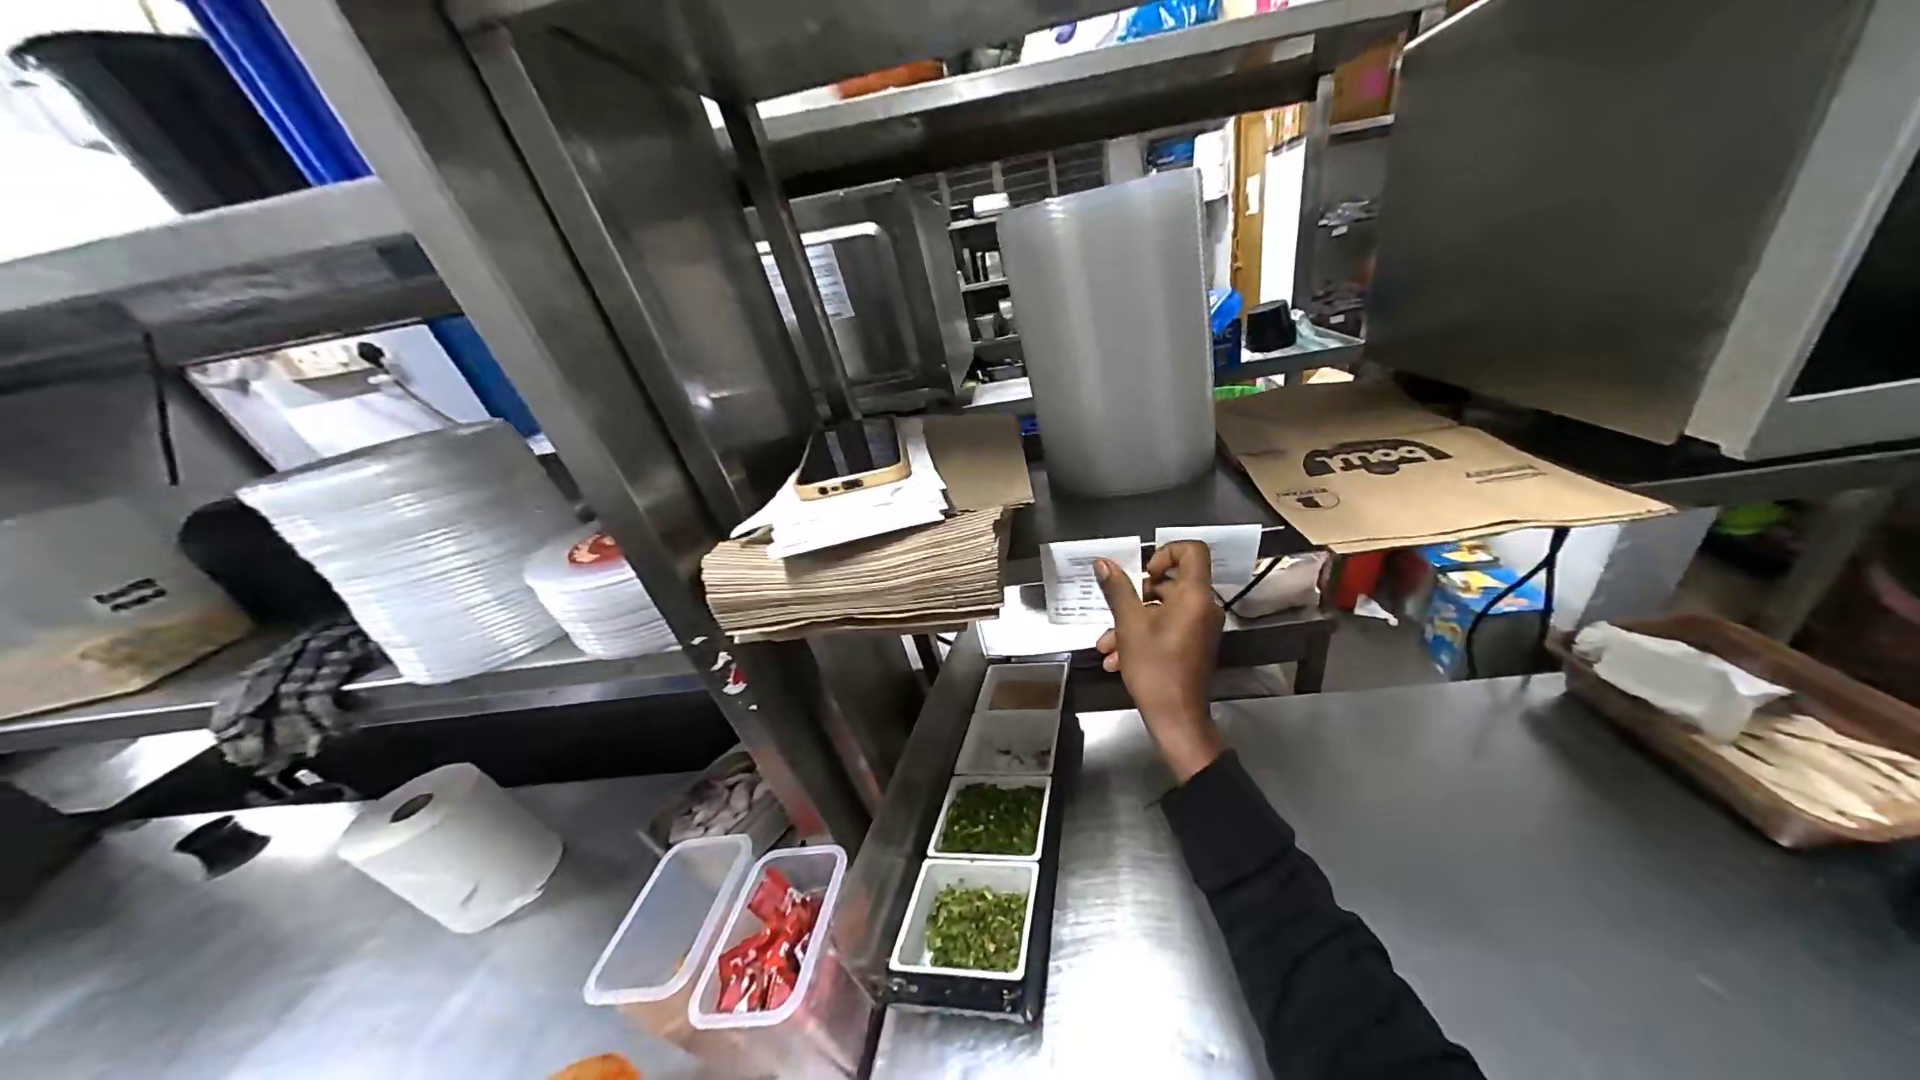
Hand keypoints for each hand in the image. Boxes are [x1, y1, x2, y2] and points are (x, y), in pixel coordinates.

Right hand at [1095, 540, 1225, 781]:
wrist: (1176, 717)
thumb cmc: (1155, 668)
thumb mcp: (1129, 625)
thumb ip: (1118, 590)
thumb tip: (1104, 563)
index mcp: (1194, 596)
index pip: (1193, 551)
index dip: (1166, 552)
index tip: (1144, 572)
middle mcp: (1203, 607)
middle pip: (1173, 582)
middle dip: (1138, 595)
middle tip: (1118, 608)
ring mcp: (1200, 627)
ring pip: (1164, 609)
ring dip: (1133, 620)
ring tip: (1106, 642)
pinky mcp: (1193, 644)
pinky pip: (1168, 627)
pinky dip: (1143, 634)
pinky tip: (1116, 657)